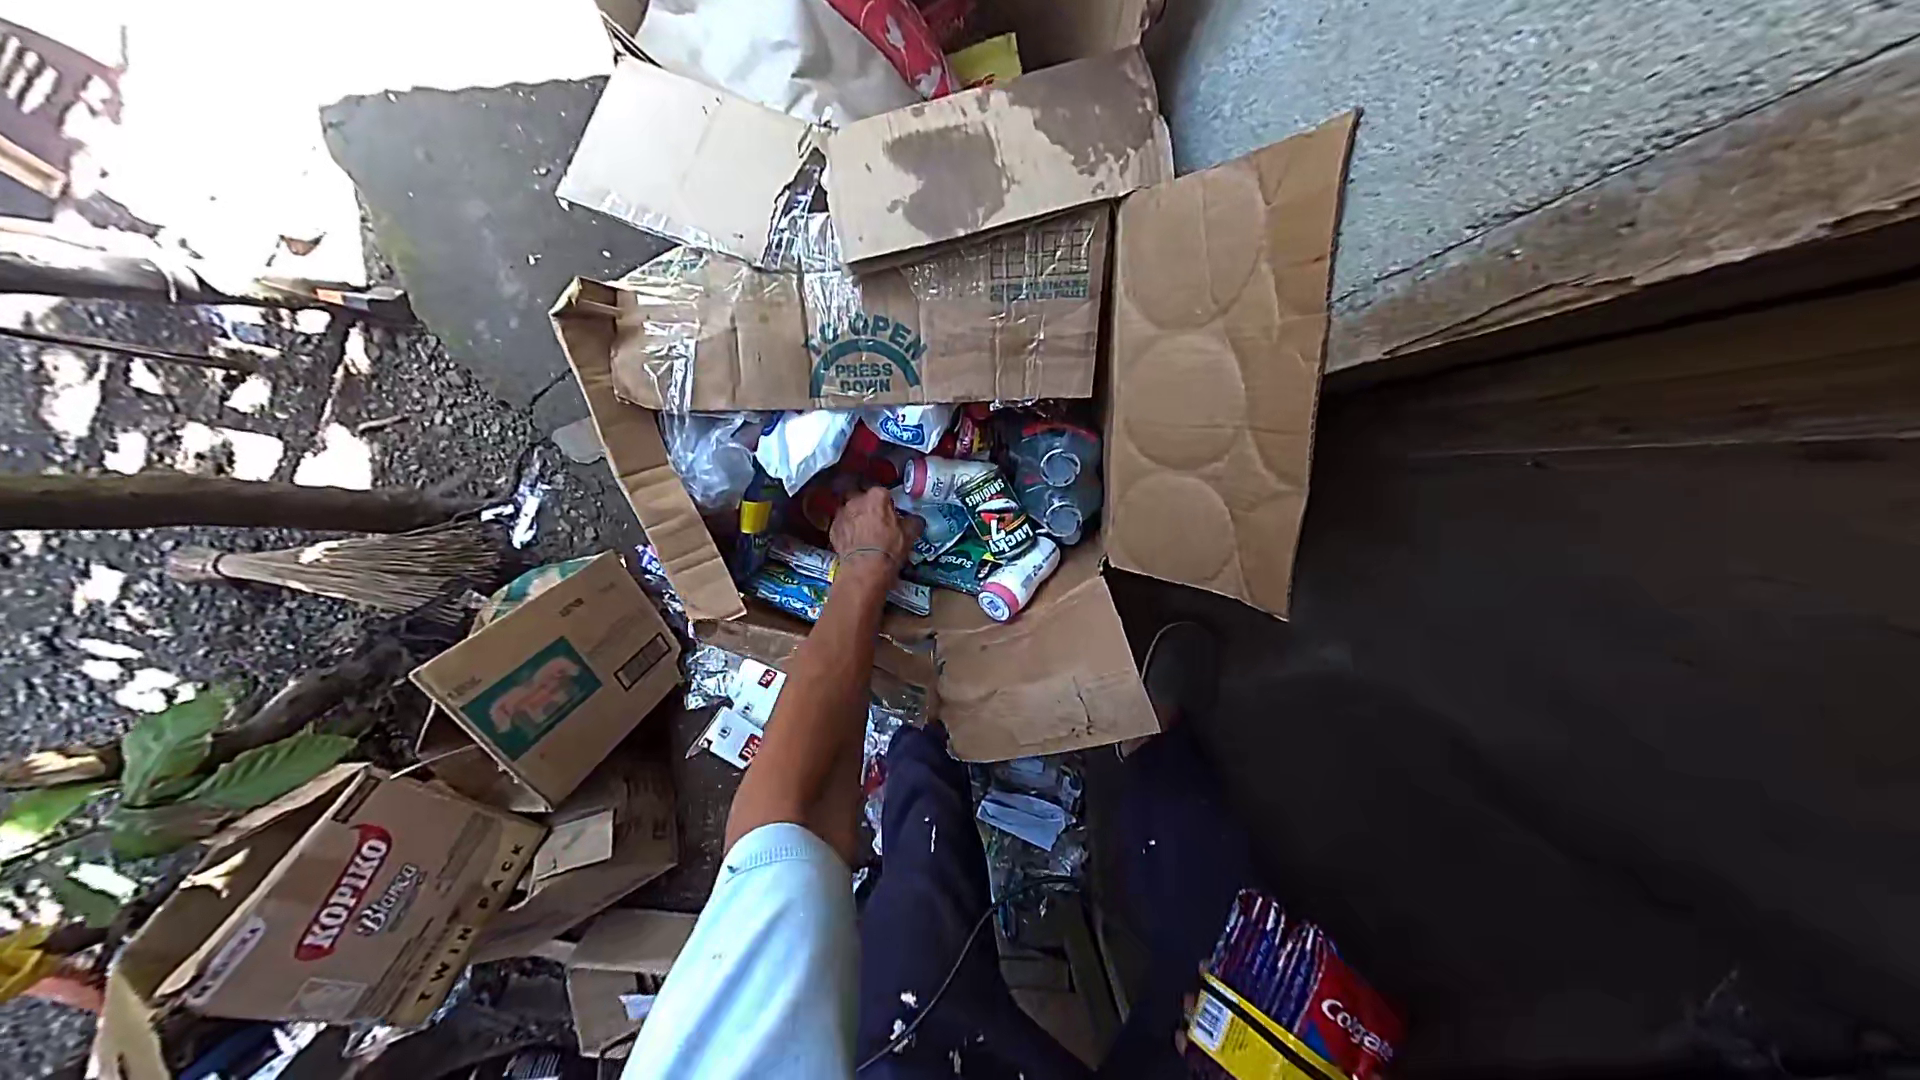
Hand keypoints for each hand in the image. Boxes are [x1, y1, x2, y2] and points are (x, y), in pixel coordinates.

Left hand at [829, 487, 920, 580]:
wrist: (866, 568)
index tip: (891, 513)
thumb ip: (913, 521)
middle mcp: (856, 499)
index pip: (883, 493)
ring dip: (855, 518)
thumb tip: (915, 520)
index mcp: (877, 496)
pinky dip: (846, 531)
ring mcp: (842, 513)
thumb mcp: (910, 534)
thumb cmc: (889, 547)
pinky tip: (853, 542)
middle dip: (868, 507)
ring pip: (850, 511)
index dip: (888, 503)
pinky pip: (841, 526)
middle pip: (863, 498)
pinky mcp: (833, 529)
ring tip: (863, 532)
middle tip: (876, 521)